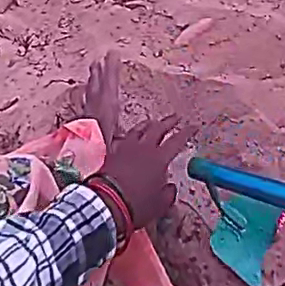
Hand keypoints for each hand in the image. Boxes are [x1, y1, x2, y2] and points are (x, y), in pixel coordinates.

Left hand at [84, 52, 187, 228]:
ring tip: (123, 78)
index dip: (186, 133)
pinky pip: (97, 112)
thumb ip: (165, 193)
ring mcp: (120, 141)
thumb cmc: (134, 207)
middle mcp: (139, 144)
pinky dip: (95, 95)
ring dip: (121, 91)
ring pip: (125, 114)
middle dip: (166, 121)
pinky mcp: (101, 142)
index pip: (176, 141)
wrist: (105, 204)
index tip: (193, 127)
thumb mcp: (157, 204)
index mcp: (156, 158)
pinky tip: (91, 83)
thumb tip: (169, 186)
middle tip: (175, 117)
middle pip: (154, 127)